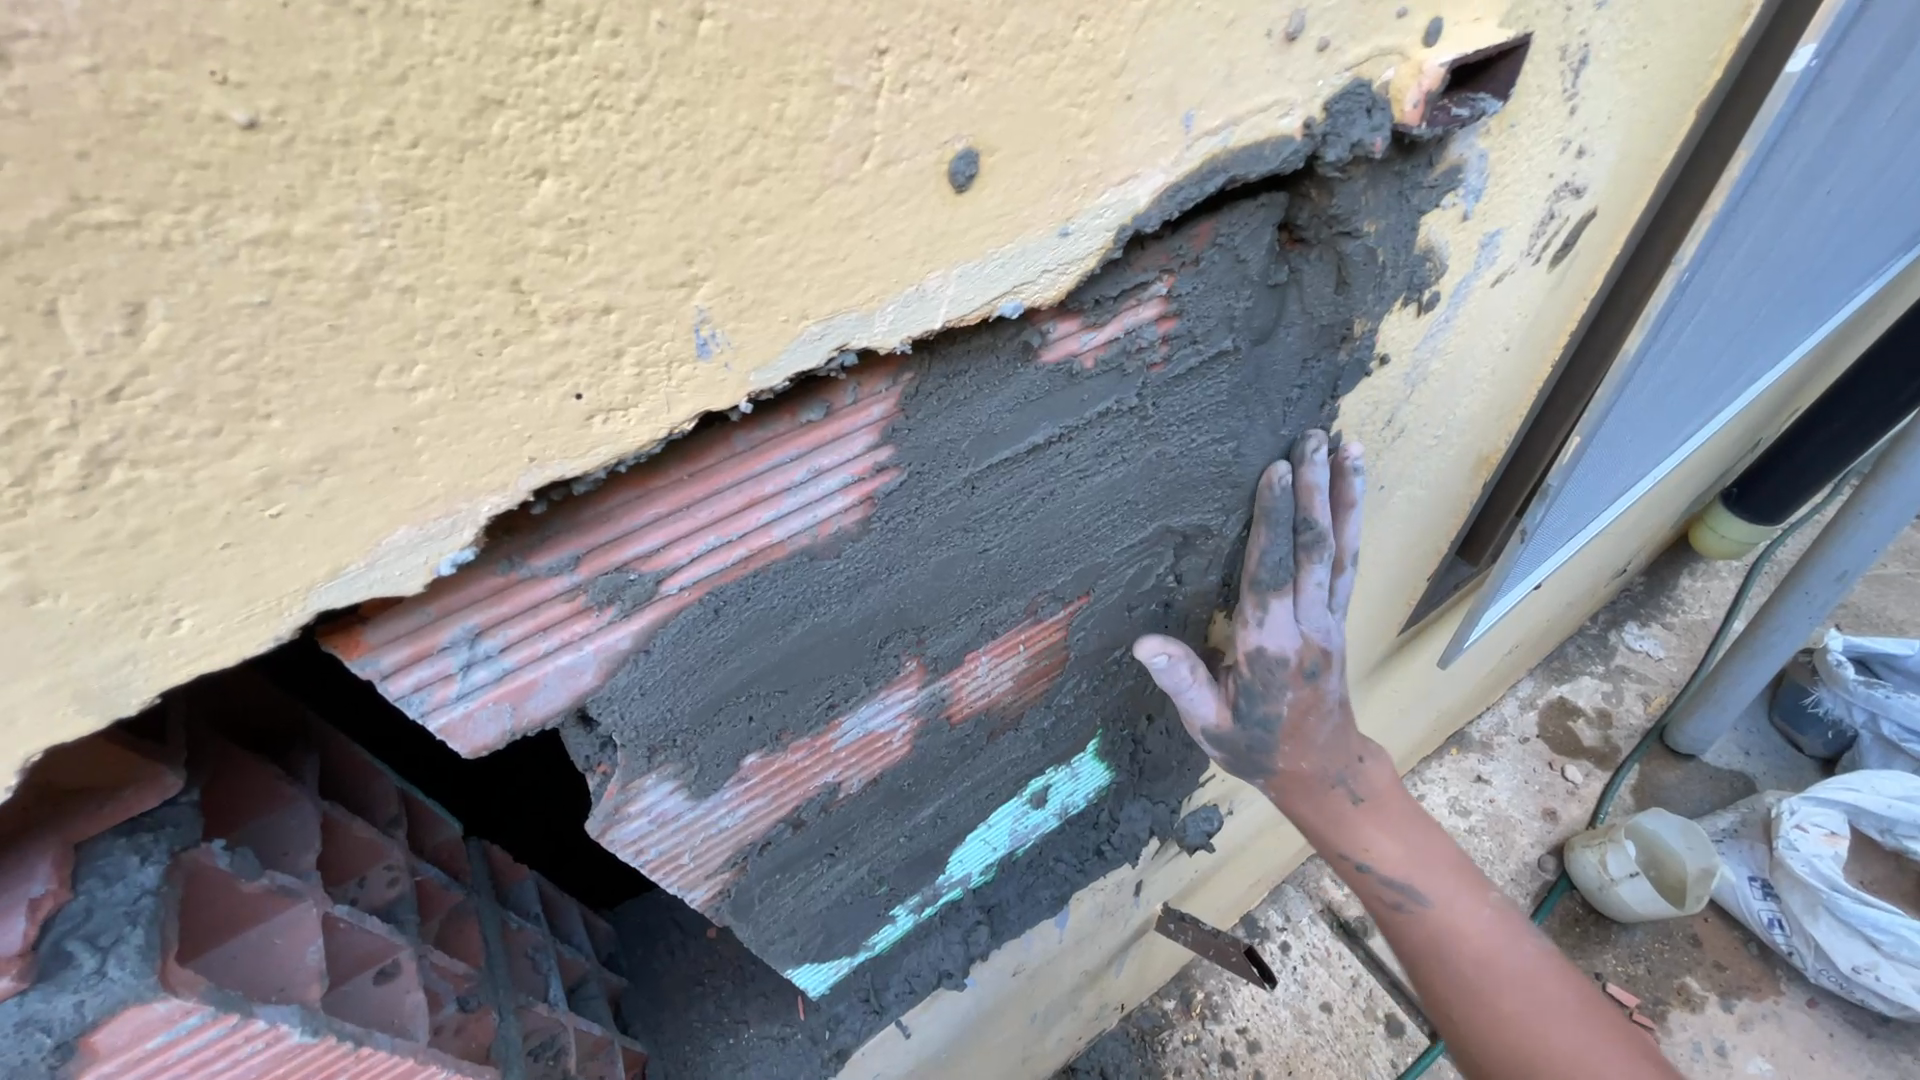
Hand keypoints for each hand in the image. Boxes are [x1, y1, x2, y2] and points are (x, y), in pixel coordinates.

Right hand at [1132, 429, 1378, 816]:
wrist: (1320, 767)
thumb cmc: (1255, 746)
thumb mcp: (1209, 725)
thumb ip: (1182, 682)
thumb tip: (1143, 644)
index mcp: (1270, 645)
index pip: (1270, 572)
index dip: (1273, 520)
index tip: (1275, 471)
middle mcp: (1308, 623)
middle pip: (1313, 547)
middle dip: (1312, 489)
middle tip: (1312, 436)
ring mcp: (1330, 617)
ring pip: (1339, 547)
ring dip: (1343, 493)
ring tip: (1348, 444)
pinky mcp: (1339, 615)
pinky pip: (1349, 560)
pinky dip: (1353, 518)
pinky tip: (1353, 487)